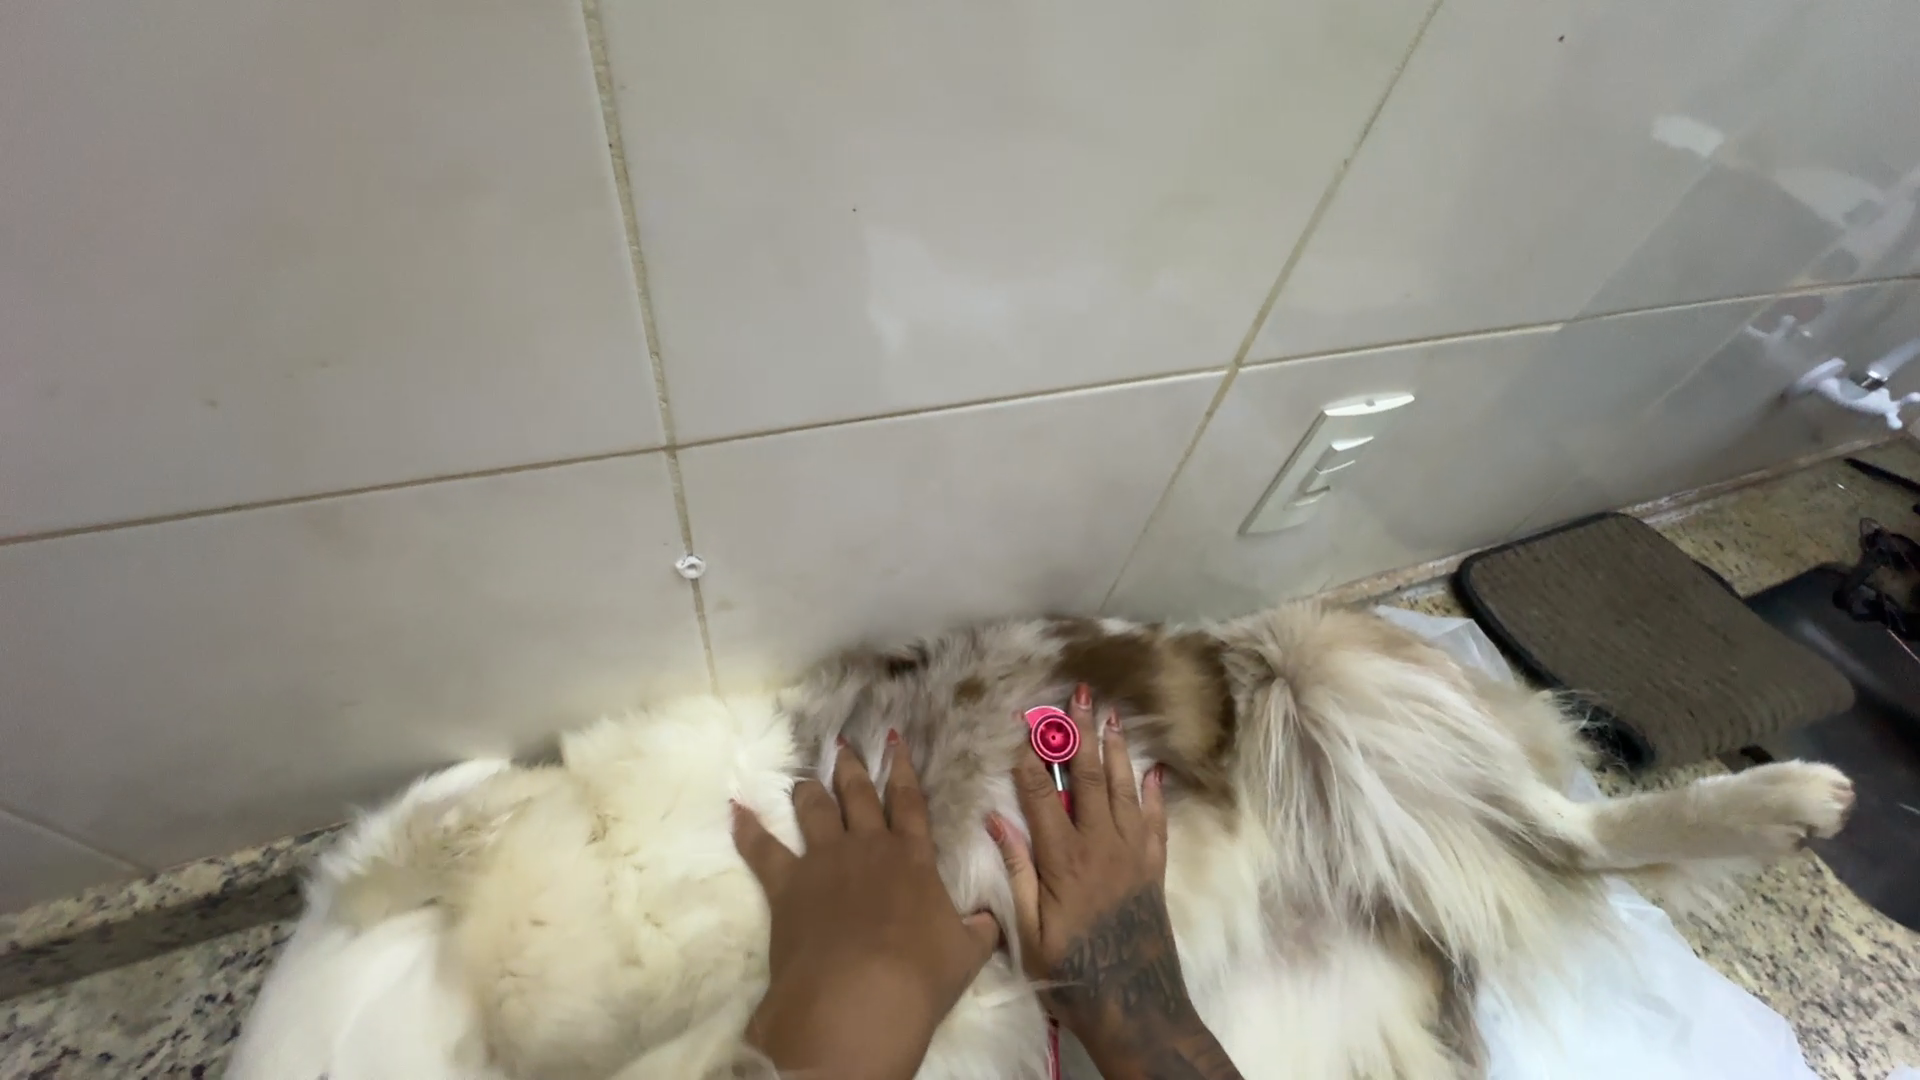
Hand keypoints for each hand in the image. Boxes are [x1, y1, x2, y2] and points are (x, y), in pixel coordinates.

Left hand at [733, 733, 999, 1079]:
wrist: (859, 999)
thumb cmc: (919, 976)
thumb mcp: (966, 953)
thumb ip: (981, 929)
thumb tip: (992, 920)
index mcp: (912, 857)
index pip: (910, 802)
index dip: (903, 770)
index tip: (895, 743)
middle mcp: (868, 846)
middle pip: (860, 795)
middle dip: (853, 767)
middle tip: (843, 745)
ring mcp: (825, 860)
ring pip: (815, 810)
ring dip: (810, 790)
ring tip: (805, 775)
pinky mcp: (788, 884)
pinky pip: (762, 849)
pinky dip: (748, 830)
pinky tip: (737, 810)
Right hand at [989, 687, 1243, 1079]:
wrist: (1137, 1008)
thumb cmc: (1073, 974)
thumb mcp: (1031, 931)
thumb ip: (1017, 871)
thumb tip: (996, 819)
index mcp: (1064, 860)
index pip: (1042, 795)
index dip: (1031, 760)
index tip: (1024, 729)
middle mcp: (1100, 845)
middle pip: (1088, 777)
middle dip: (1080, 733)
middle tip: (1079, 696)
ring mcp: (1132, 853)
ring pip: (1123, 788)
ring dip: (1116, 749)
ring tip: (1112, 715)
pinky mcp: (1154, 867)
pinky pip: (1155, 820)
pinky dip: (1153, 793)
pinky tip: (1153, 769)